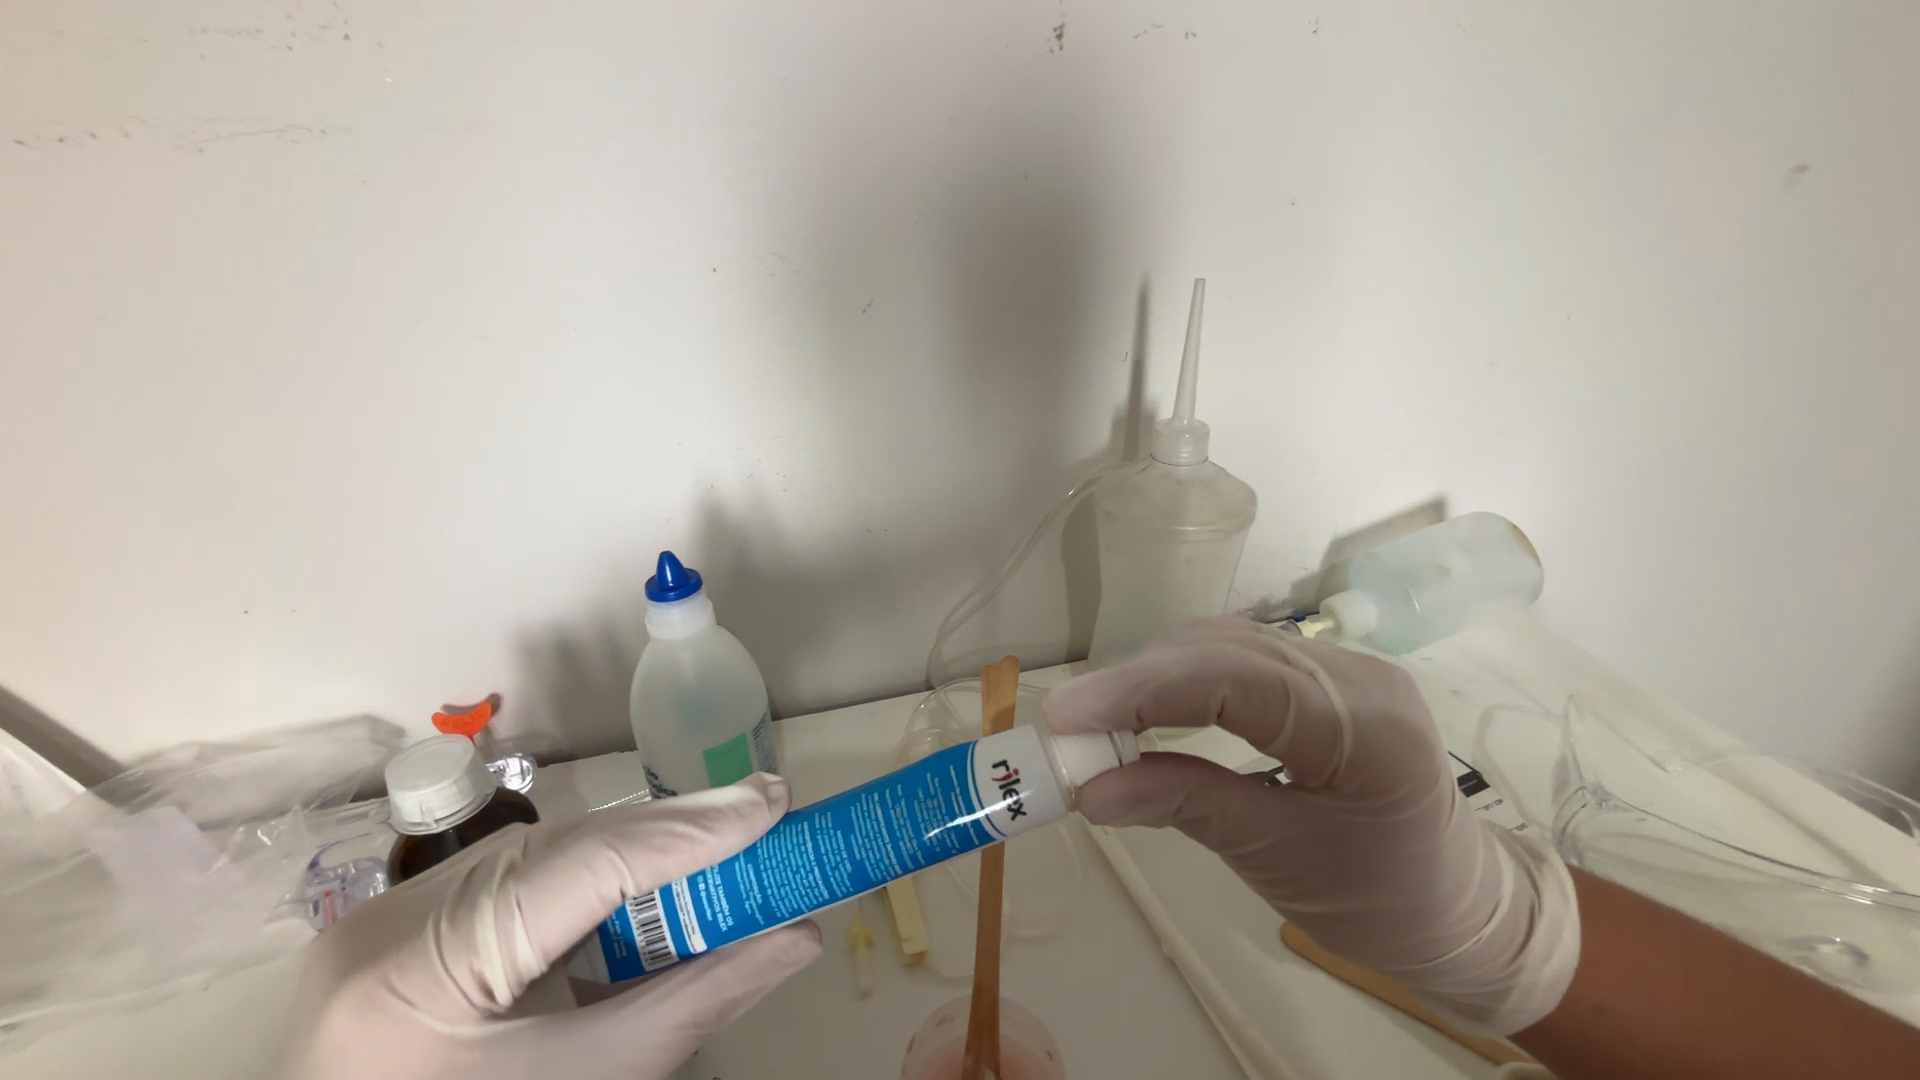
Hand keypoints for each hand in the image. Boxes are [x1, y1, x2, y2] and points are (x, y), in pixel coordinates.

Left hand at [282, 775, 821, 1079]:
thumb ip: (699, 1002)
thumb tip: (799, 936)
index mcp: (419, 968)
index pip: (584, 864)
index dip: (689, 829)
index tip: (774, 800)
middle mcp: (395, 916)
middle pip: (568, 846)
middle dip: (677, 831)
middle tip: (765, 812)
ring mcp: (395, 915)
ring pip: (550, 850)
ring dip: (643, 846)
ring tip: (724, 841)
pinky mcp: (411, 924)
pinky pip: (527, 876)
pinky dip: (600, 875)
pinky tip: (650, 878)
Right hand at [1044, 617, 1578, 1033]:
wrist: (1465, 909)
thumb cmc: (1383, 902)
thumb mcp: (1278, 859)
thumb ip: (1183, 805)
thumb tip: (1089, 790)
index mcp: (1364, 725)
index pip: (1232, 680)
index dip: (1140, 690)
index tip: (1064, 717)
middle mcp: (1353, 673)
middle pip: (1221, 651)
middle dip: (1136, 683)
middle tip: (1068, 726)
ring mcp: (1341, 666)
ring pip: (1224, 644)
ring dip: (1154, 677)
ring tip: (1099, 719)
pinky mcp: (1324, 676)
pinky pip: (1239, 660)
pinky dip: (1182, 680)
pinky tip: (1150, 705)